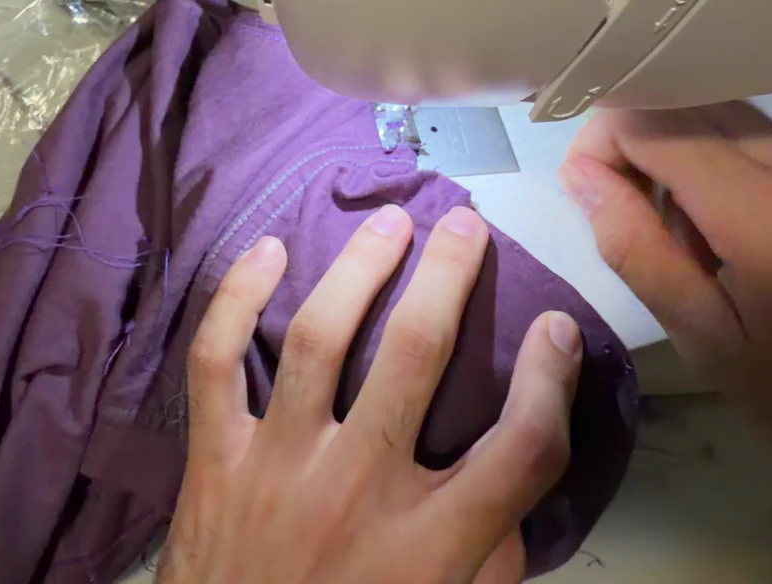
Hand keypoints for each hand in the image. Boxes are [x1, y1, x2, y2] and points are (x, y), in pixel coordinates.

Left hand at [158, 205, 585, 583]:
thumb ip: (485, 562)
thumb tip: (511, 489)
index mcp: (430, 547)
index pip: (520, 448)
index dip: (551, 381)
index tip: (555, 326)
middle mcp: (358, 489)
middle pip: (416, 355)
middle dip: (446, 277)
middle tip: (463, 224)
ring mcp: (279, 464)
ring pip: (321, 337)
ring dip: (360, 267)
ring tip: (391, 221)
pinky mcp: (216, 456)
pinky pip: (217, 360)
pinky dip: (237, 298)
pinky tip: (268, 249)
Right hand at [559, 102, 771, 583]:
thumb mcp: (708, 346)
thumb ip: (635, 248)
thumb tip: (582, 171)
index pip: (656, 123)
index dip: (605, 138)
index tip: (587, 184)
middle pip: (696, 106)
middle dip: (641, 139)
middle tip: (626, 207)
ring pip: (737, 120)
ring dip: (688, 153)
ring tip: (688, 230)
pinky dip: (737, 166)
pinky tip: (743, 232)